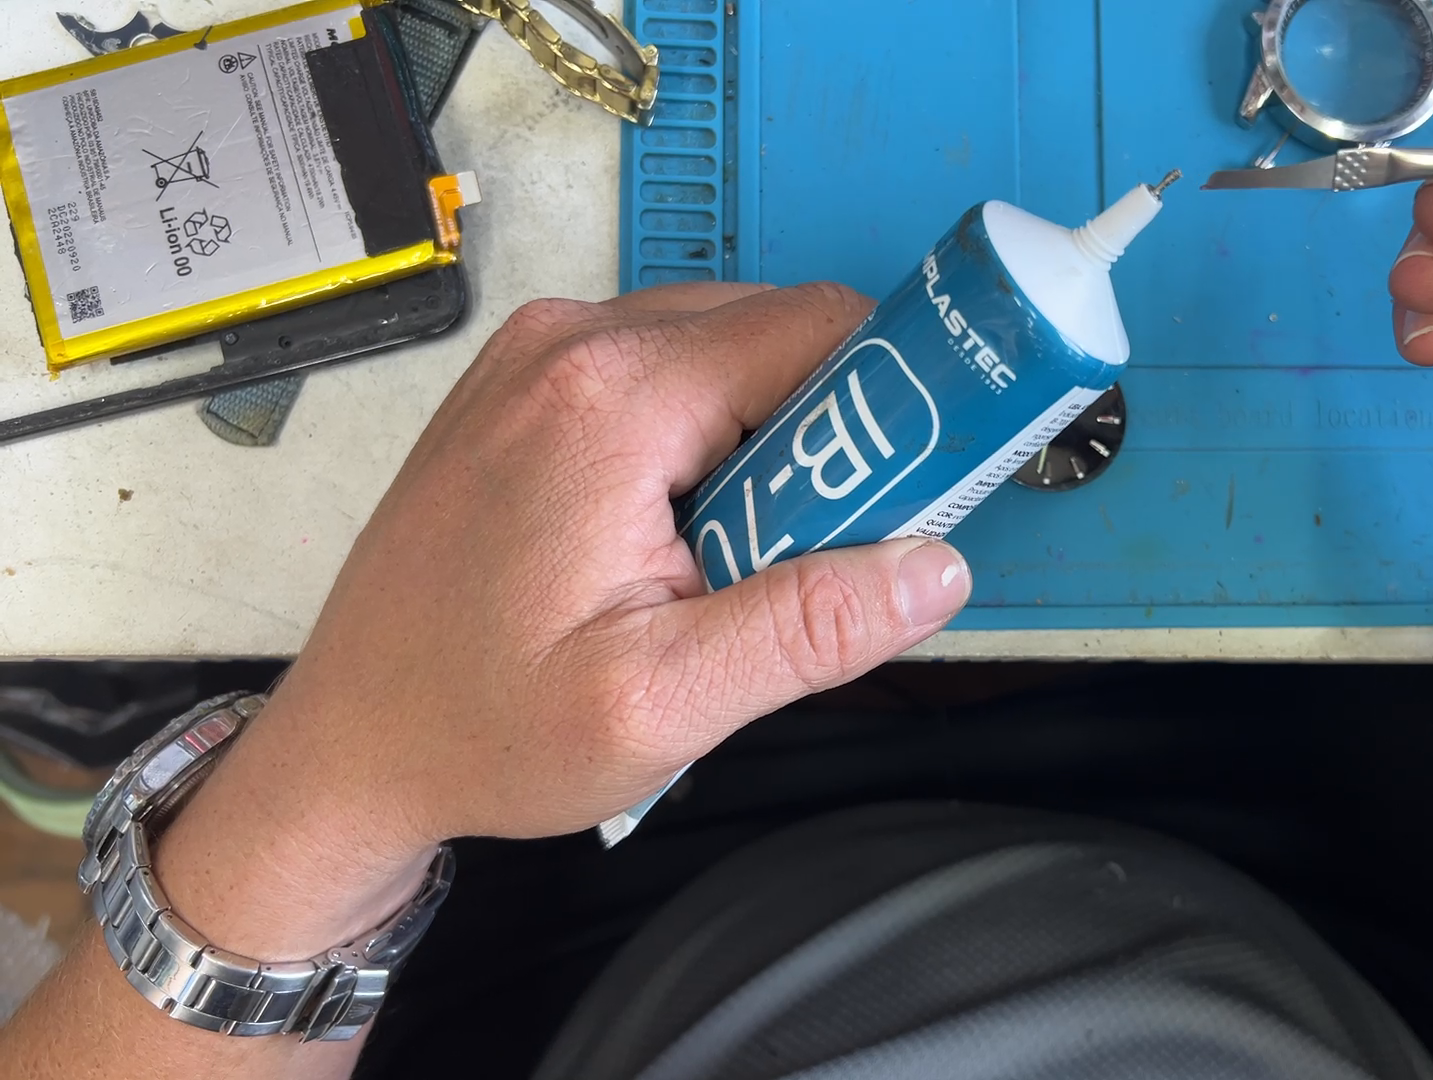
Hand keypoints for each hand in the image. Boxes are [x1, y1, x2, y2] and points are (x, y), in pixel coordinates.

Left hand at [153, 283, 972, 954]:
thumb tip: (937, 568)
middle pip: (783, 335)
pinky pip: (682, 373)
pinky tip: (703, 519)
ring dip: (786, 433)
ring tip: (763, 542)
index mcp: (615, 394)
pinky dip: (729, 432)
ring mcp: (551, 355)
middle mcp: (579, 340)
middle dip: (843, 427)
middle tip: (837, 536)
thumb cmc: (490, 730)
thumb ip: (808, 629)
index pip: (819, 329)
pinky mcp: (542, 385)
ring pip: (738, 351)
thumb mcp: (663, 702)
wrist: (349, 746)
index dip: (898, 393)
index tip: (923, 474)